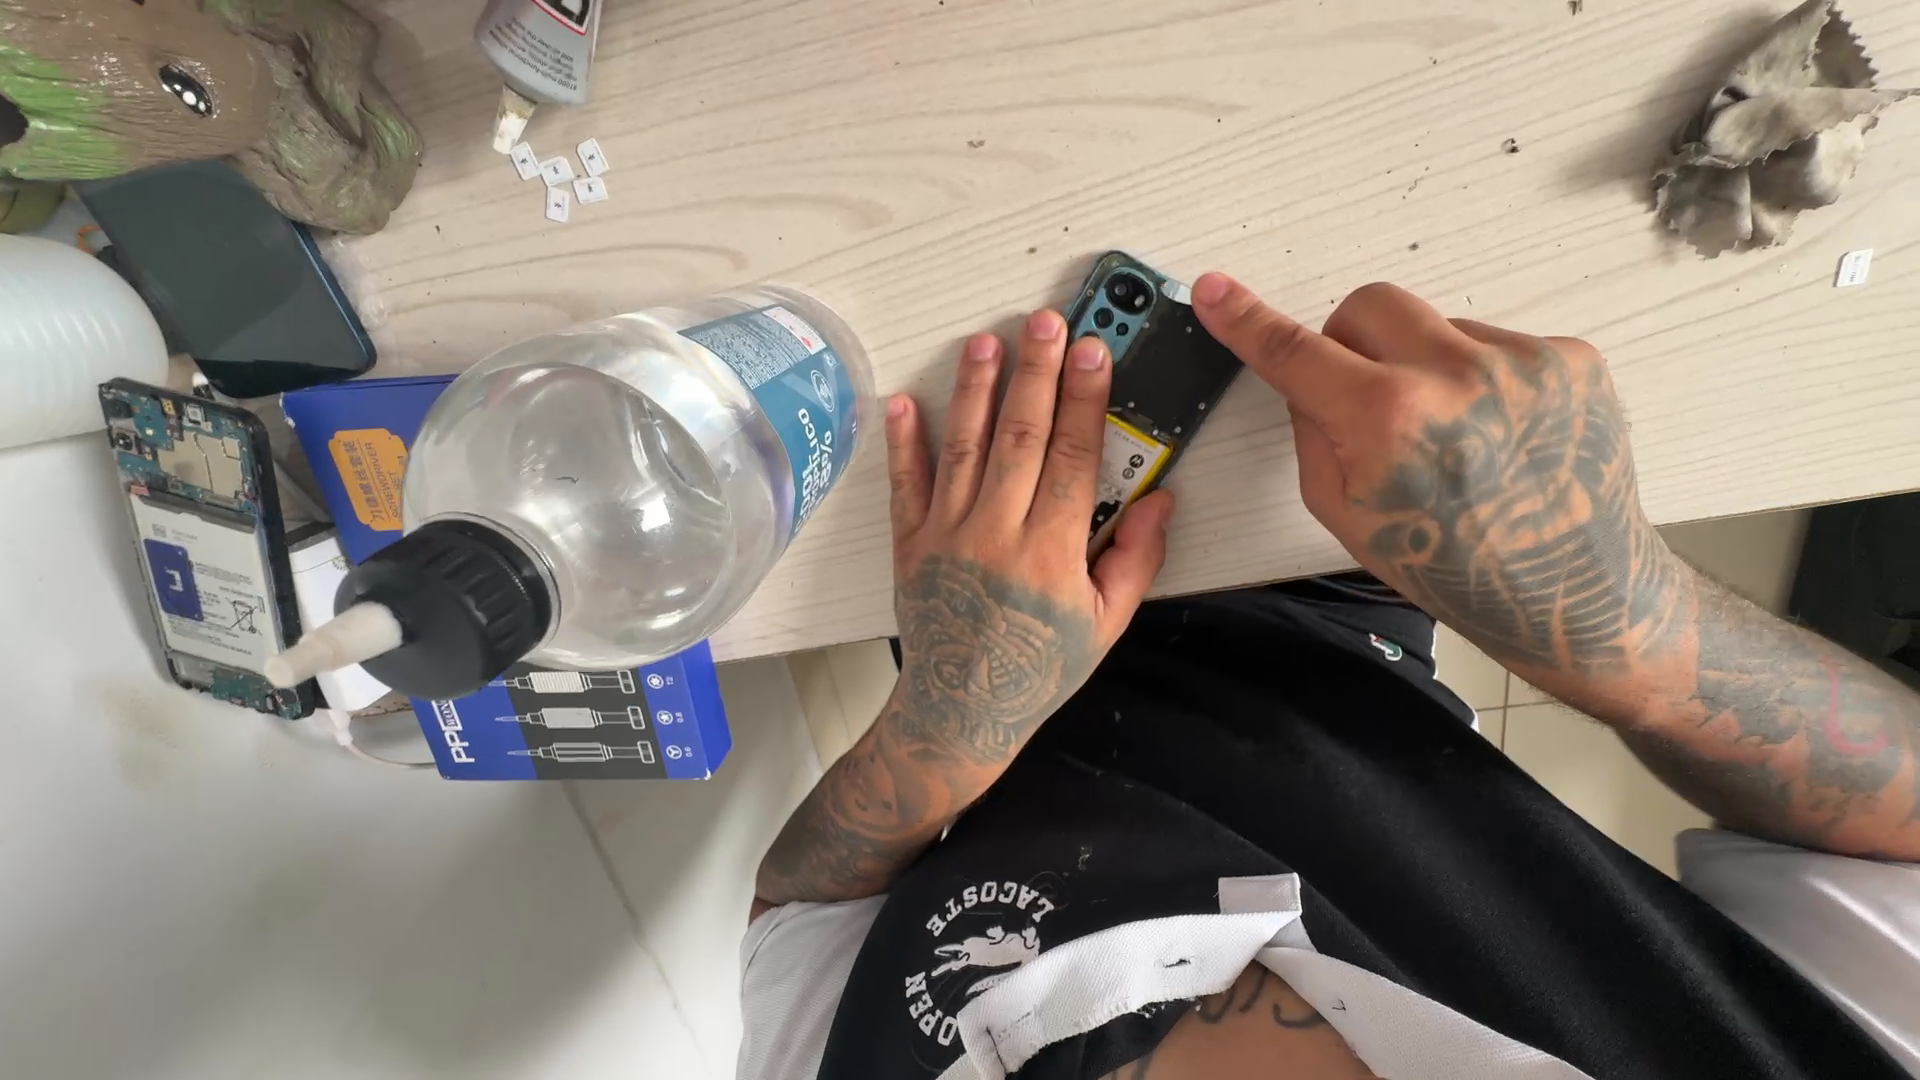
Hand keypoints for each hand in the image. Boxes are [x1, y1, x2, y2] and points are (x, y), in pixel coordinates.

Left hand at [884, 310, 1175, 762]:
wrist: (962, 709)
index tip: (1094, 352)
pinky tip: (905, 402)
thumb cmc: (1039, 670)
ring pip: (964, 448)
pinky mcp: (911, 544)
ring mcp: (947, 535)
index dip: (1087, 399)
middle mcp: (997, 533)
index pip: (1076, 458)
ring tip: (986, 341)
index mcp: (1053, 552)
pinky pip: (907, 485)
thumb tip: (1163, 498)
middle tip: (1045, 320)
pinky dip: (905, 443)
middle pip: (1020, 437)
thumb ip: (1137, 559)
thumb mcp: (1105, 625)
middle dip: (1036, 373)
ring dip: (976, 390)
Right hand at [1190, 275, 1686, 681]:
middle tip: (1360, 397)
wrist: (1573, 590)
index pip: (1294, 352)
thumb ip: (1313, 433)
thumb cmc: (1440, 562)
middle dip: (1348, 341)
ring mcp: (1523, 358)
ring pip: (1433, 326)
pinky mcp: (1573, 357)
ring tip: (1448, 435)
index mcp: (1386, 418)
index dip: (1244, 319)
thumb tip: (1312, 381)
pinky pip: (1490, 343)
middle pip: (1368, 304)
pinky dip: (1472, 378)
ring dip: (1417, 366)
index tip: (1212, 288)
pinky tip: (1492, 433)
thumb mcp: (1341, 510)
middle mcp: (1456, 371)